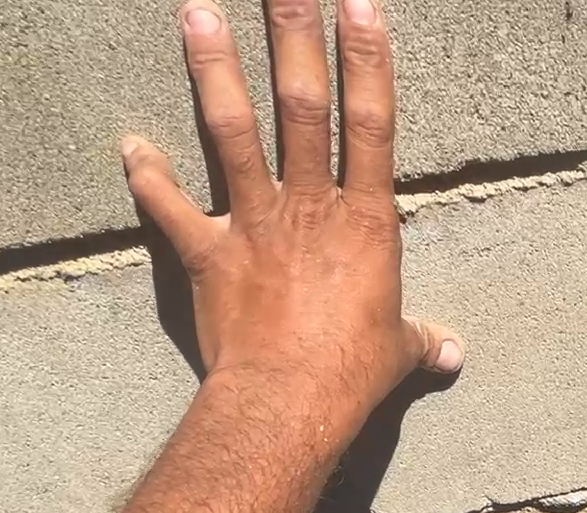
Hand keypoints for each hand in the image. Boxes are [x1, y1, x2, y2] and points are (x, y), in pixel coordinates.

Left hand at [120, 0, 461, 445]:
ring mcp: (254, 224)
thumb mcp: (402, 354)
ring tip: (196, 10)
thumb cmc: (356, 373)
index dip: (366, 62)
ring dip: (213, 69)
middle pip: (301, 105)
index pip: (371, 126)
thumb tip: (455, 355)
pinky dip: (148, 176)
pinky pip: (169, 207)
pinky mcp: (208, 253)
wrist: (291, 400)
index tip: (360, 4)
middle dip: (293, 33)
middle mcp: (311, 207)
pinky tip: (131, 145)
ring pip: (231, 132)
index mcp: (367, 224)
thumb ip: (425, 342)